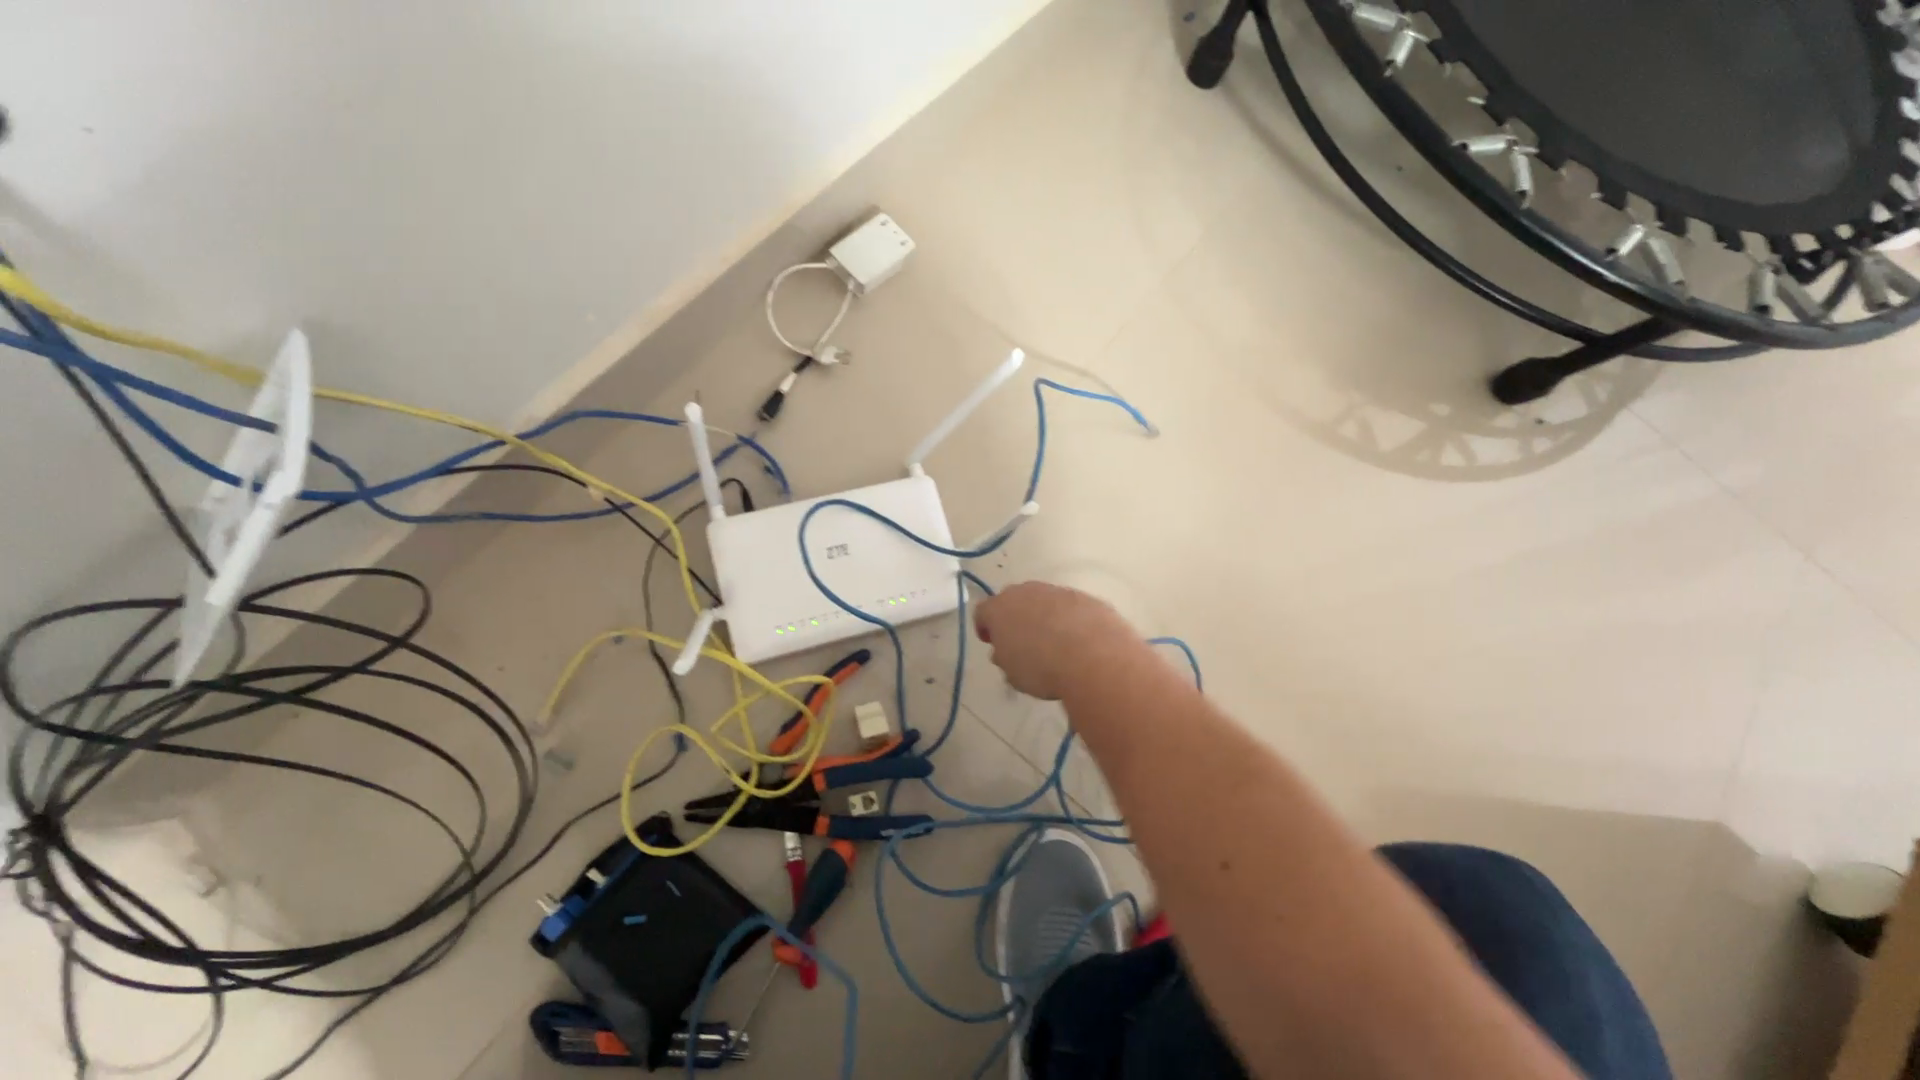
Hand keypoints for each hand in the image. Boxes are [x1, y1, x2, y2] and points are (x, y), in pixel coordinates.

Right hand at [973, 582, 1140, 699]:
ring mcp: (1056, 591)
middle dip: (1014, 618)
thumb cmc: (1042, 668)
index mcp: (999, 609)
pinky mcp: (1084, 597)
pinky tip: (1077, 641)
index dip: (985, 628)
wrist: (1092, 656)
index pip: (982, 613)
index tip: (992, 643)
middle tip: (1021, 642)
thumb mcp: (1013, 674)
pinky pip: (1069, 607)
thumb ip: (1004, 658)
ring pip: (1042, 601)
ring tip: (1053, 643)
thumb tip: (1004, 652)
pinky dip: (1068, 619)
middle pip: (1013, 601)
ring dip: (1043, 617)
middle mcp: (1025, 592)